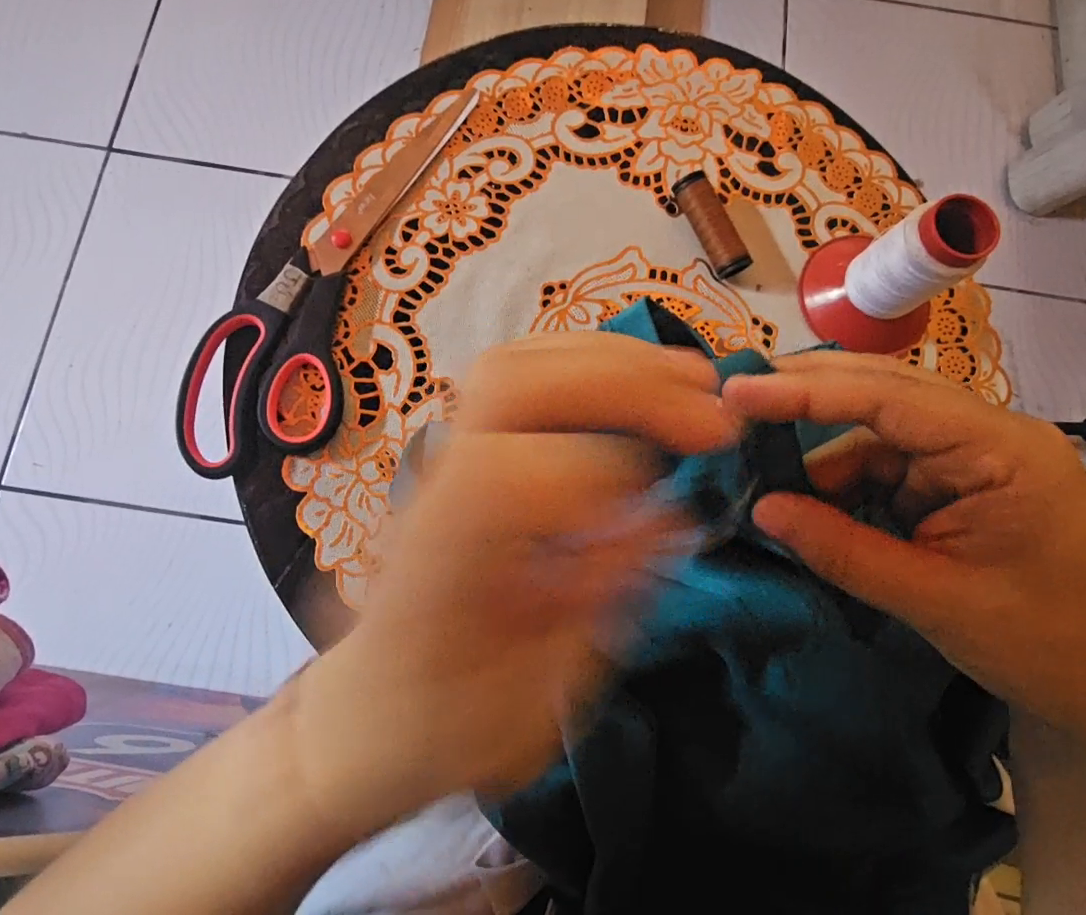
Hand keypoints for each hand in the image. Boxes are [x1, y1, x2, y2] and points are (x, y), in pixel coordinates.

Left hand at [291, 332, 738, 830]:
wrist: (371, 710)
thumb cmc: (448, 725)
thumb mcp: (534, 704)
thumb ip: (595, 606)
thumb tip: (669, 518)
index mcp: (441, 560)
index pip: (508, 472)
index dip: (600, 475)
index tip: (670, 504)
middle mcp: (435, 488)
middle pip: (514, 384)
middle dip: (625, 383)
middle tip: (714, 411)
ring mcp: (444, 460)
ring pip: (517, 362)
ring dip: (614, 360)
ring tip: (695, 382)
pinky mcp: (465, 452)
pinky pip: (522, 376)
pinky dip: (591, 363)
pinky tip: (641, 382)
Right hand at [721, 351, 1085, 749]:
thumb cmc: (1046, 648)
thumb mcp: (935, 600)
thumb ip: (843, 549)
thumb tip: (760, 509)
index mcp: (1000, 448)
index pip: (888, 397)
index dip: (806, 391)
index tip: (738, 393)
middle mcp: (988, 435)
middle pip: (883, 393)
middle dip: (809, 398)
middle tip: (734, 402)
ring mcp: (975, 459)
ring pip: (878, 434)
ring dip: (823, 457)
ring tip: (764, 477)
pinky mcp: (962, 486)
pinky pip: (889, 468)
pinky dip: (846, 486)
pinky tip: (812, 506)